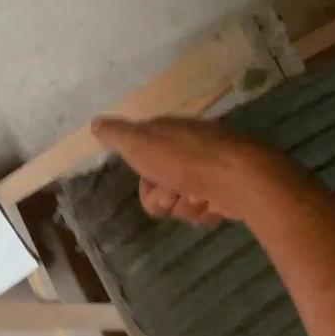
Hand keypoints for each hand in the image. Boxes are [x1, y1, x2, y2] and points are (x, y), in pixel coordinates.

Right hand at [90, 116, 300, 225]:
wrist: (239, 179)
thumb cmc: (185, 160)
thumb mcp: (139, 143)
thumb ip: (116, 135)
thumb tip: (95, 123)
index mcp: (170, 135)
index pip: (142, 160)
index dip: (143, 175)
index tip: (149, 175)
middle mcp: (190, 151)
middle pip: (158, 187)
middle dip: (162, 196)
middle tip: (173, 190)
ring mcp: (210, 172)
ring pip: (179, 203)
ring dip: (185, 205)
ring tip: (200, 197)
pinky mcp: (226, 193)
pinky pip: (202, 212)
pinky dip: (205, 212)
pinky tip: (214, 205)